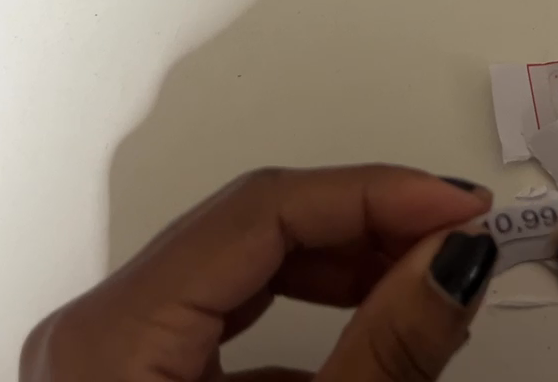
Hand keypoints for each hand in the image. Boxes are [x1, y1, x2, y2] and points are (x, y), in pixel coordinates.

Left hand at [21, 165, 501, 380]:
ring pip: (250, 265)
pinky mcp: (149, 375)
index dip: (369, 194)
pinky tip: (376, 317)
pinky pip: (239, 317)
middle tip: (453, 229)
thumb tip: (451, 262)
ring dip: (345, 260)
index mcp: (113, 338)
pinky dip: (313, 312)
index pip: (260, 212)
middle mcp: (103, 327)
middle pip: (255, 229)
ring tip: (427, 263)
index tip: (453, 205)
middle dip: (365, 221)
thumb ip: (384, 353)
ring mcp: (122, 350)